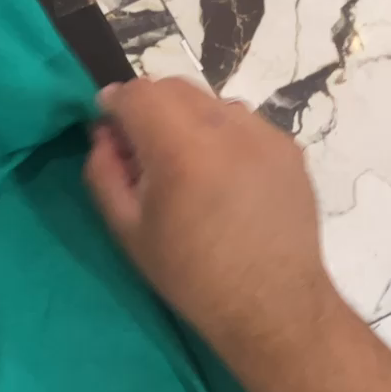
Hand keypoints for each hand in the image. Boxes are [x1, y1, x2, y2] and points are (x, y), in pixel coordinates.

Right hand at [84, 77, 348, 374]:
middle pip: (173, 86)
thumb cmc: (189, 274)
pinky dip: (218, 134)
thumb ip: (104, 173)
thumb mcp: (128, 229)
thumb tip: (103, 135)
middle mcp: (226, 128)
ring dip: (183, 118)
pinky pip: (240, 121)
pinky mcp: (288, 147)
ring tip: (183, 165)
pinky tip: (220, 177)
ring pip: (208, 101)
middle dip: (147, 106)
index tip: (107, 127)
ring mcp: (264, 134)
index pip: (137, 93)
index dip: (114, 103)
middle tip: (139, 150)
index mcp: (181, 150)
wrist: (271, 305)